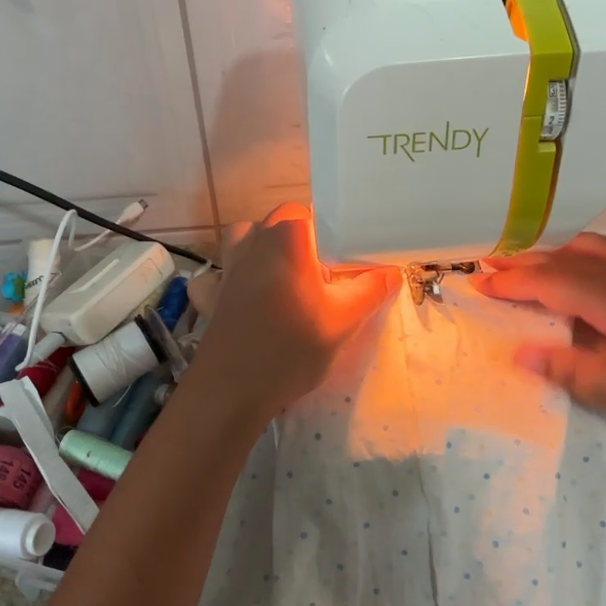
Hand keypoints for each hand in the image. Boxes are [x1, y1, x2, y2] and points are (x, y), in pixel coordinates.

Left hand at [185, 204, 399, 420]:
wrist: (232, 390)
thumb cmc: (292, 348)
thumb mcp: (344, 321)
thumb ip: (371, 290)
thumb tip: (393, 271)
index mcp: (287, 237)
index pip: (313, 214)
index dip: (332, 234)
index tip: (348, 260)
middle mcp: (253, 242)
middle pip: (282, 223)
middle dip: (304, 242)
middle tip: (326, 277)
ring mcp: (228, 267)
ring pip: (248, 238)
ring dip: (266, 249)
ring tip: (289, 279)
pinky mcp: (212, 294)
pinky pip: (221, 272)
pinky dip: (233, 277)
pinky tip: (248, 296)